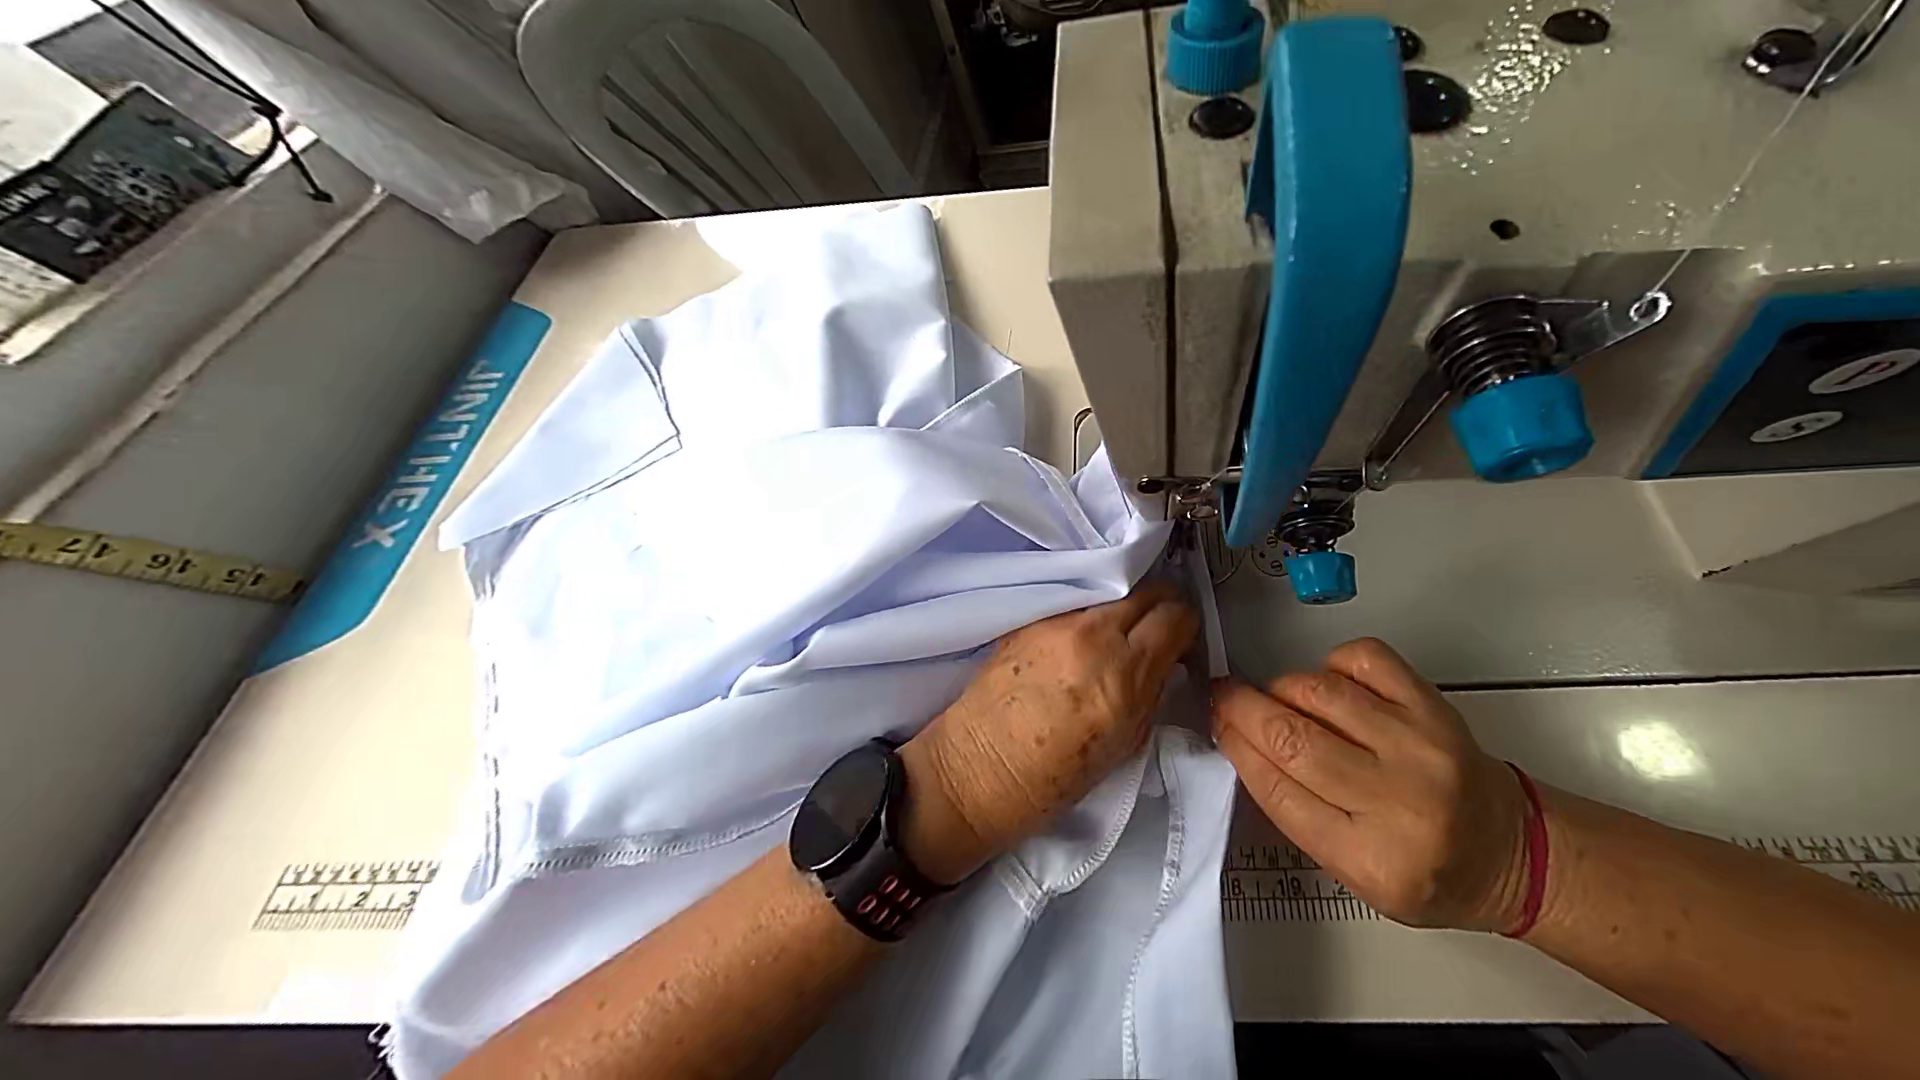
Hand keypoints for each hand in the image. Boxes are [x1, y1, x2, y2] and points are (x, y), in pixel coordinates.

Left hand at [897, 583, 1197, 883]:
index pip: (1174, 616)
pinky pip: (1072, 604)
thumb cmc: (1051, 779)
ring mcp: (1054, 623)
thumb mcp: (1124, 744)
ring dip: (1121, 609)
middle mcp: (1090, 636)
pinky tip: (1080, 641)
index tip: (1181, 641)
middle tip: (1157, 631)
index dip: (1185, 626)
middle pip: (1145, 591)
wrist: (976, 770)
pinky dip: (1087, 614)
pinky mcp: (1026, 620)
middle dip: (1159, 607)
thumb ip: (1150, 693)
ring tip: (1115, 639)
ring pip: (1108, 594)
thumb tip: (1164, 663)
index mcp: (1122, 674)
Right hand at [1210, 638, 1531, 931]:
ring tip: (1281, 700)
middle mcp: (1400, 800)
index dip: (1235, 747)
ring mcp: (1421, 745)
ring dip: (1281, 689)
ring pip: (1317, 692)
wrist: (1514, 853)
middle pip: (1291, 737)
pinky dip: (1330, 663)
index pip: (1276, 788)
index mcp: (1372, 858)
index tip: (1217, 725)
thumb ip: (1292, 809)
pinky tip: (1330, 685)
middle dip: (1241, 709)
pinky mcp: (1434, 707)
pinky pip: (1363, 659)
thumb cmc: (1423, 868)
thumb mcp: (1349, 871)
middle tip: (1224, 698)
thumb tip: (1239, 738)